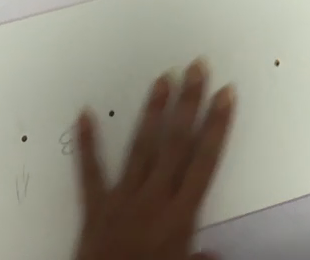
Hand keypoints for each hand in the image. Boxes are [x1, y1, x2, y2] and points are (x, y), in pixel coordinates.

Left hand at [73, 60, 235, 259]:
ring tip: (163, 78)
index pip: (204, 160)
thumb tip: (217, 253)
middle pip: (176, 143)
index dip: (217, 125)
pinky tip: (84, 114)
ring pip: (142, 147)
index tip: (225, 93)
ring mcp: (123, 198)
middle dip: (189, 103)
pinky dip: (86, 143)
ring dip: (154, 111)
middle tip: (197, 67)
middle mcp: (155, 198)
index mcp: (180, 215)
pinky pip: (90, 173)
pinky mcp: (94, 207)